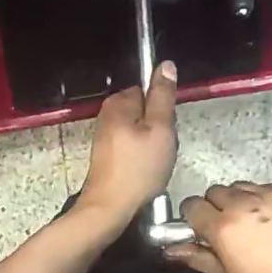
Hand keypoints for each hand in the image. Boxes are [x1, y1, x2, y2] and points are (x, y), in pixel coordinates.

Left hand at [76, 60, 177, 224]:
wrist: (110, 208)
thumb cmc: (138, 169)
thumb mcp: (160, 130)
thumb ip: (163, 97)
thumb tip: (166, 65)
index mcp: (118, 102)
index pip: (150, 91)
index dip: (163, 110)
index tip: (166, 130)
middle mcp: (107, 114)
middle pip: (145, 111)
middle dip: (158, 129)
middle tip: (162, 149)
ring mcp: (105, 135)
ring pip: (141, 130)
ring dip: (152, 145)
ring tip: (154, 163)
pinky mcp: (107, 154)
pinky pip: (133, 146)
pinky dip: (142, 157)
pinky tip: (145, 172)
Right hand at [167, 182, 271, 272]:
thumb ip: (200, 259)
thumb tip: (172, 251)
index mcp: (224, 229)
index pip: (191, 206)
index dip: (194, 219)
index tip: (203, 229)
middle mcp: (244, 205)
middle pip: (213, 192)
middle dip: (216, 208)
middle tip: (230, 228)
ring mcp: (269, 194)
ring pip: (238, 186)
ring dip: (239, 200)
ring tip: (254, 223)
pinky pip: (265, 186)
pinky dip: (264, 198)